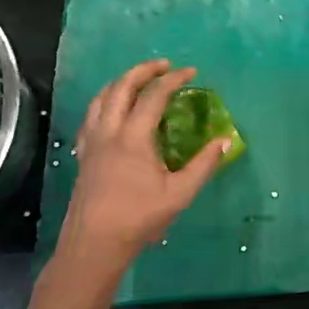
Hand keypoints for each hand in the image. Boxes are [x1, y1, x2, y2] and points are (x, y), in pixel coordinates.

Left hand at [57, 59, 229, 269]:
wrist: (94, 243)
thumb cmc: (139, 218)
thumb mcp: (180, 194)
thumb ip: (204, 164)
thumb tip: (225, 140)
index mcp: (134, 137)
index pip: (154, 96)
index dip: (173, 79)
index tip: (190, 72)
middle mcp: (109, 131)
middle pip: (121, 87)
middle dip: (143, 71)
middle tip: (164, 65)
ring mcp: (92, 142)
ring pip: (101, 98)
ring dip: (121, 83)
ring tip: (138, 81)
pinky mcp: (83, 154)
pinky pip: (90, 117)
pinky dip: (104, 103)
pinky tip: (112, 113)